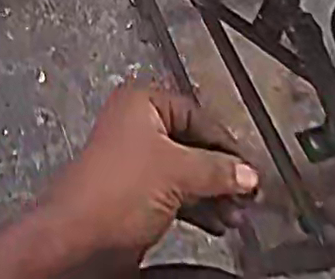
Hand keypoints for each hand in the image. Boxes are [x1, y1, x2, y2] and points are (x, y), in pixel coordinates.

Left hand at [39, 86, 261, 262]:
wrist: (84, 232)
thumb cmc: (116, 188)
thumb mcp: (177, 171)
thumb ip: (217, 170)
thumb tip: (245, 172)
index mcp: (140, 103)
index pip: (195, 113)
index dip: (224, 141)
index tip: (249, 166)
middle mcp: (137, 124)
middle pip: (192, 142)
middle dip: (221, 170)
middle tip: (247, 193)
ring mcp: (137, 156)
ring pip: (187, 169)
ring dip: (214, 191)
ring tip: (236, 213)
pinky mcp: (138, 187)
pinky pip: (178, 190)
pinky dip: (199, 205)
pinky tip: (218, 222)